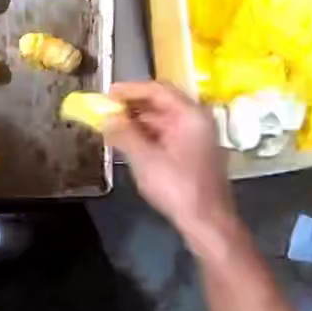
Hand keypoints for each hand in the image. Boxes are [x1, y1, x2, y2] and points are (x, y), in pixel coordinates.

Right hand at [103, 82, 240, 245]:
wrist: (206, 221)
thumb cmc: (177, 187)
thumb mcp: (144, 159)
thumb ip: (123, 134)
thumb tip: (105, 117)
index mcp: (190, 115)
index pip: (157, 90)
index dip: (130, 89)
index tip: (106, 94)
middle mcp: (196, 120)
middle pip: (160, 103)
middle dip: (131, 106)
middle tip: (105, 110)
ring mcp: (195, 137)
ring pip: (161, 120)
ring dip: (136, 121)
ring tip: (110, 126)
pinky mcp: (191, 153)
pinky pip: (164, 135)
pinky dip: (144, 135)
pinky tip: (126, 142)